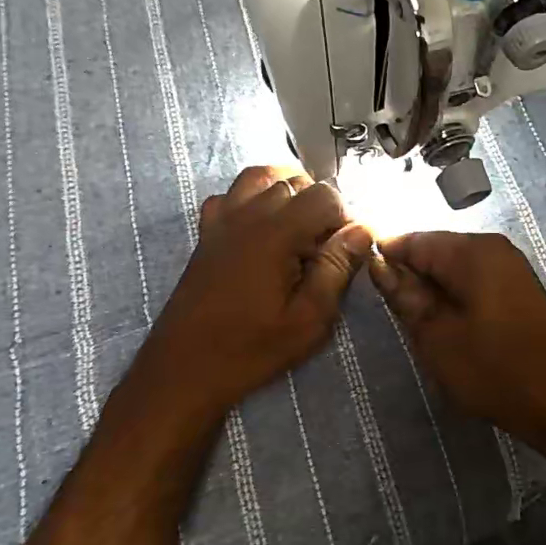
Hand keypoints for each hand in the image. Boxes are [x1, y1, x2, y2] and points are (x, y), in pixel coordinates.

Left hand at [127, 166, 372, 421]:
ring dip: (285, 191)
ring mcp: (221, 219)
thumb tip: (361, 230)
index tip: (345, 248)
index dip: (344, 216)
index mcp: (276, 233)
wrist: (184, 366)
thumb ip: (335, 269)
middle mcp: (248, 214)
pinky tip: (258, 226)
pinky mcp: (206, 232)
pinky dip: (249, 198)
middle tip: (323, 245)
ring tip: (297, 226)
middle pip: (294, 181)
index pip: (323, 195)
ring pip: (260, 177)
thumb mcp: (307, 321)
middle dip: (317, 204)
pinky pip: (229, 195)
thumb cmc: (250, 349)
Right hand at [369, 232, 545, 457]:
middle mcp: (493, 246)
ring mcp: (510, 265)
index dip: (386, 257)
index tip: (366, 281)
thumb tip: (378, 265)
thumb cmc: (494, 371)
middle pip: (435, 248)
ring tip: (419, 320)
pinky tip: (447, 321)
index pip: (413, 239)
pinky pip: (473, 276)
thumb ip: (403, 296)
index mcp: (472, 251)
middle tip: (394, 310)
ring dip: (432, 286)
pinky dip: (454, 292)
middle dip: (410, 273)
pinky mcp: (519, 286)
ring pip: (454, 264)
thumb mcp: (435, 337)